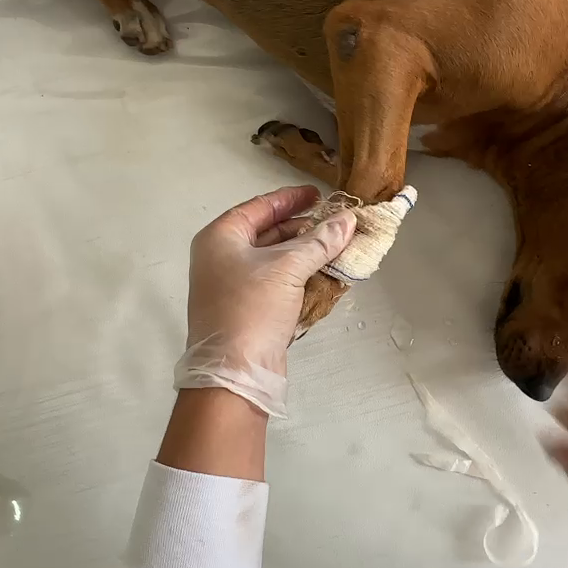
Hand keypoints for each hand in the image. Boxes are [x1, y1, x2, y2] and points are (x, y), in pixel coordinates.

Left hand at [174, 186, 355, 417]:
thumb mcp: (287, 268)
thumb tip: (348, 219)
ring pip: (274, 260)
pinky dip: (300, 276)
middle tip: (336, 222)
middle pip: (267, 232)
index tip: (319, 195)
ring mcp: (232, 286)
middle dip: (303, 228)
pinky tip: (326, 273)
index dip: (291, 199)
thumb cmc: (251, 309)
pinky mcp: (247, 310)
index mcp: (220, 238)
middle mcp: (221, 258)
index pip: (259, 207)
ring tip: (338, 246)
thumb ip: (319, 241)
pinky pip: (277, 283)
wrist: (234, 372)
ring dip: (305, 253)